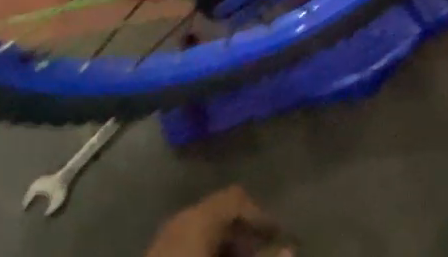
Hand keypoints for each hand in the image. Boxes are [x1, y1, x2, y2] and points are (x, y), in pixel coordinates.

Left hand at [143, 186, 288, 256]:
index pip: (236, 196)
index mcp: (199, 216)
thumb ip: (263, 256)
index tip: (278, 234)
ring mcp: (165, 236)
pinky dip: (208, 249)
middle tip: (263, 251)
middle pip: (221, 212)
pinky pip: (189, 242)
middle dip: (245, 232)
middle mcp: (181, 217)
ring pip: (205, 228)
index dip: (260, 214)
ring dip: (227, 243)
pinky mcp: (156, 252)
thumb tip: (290, 248)